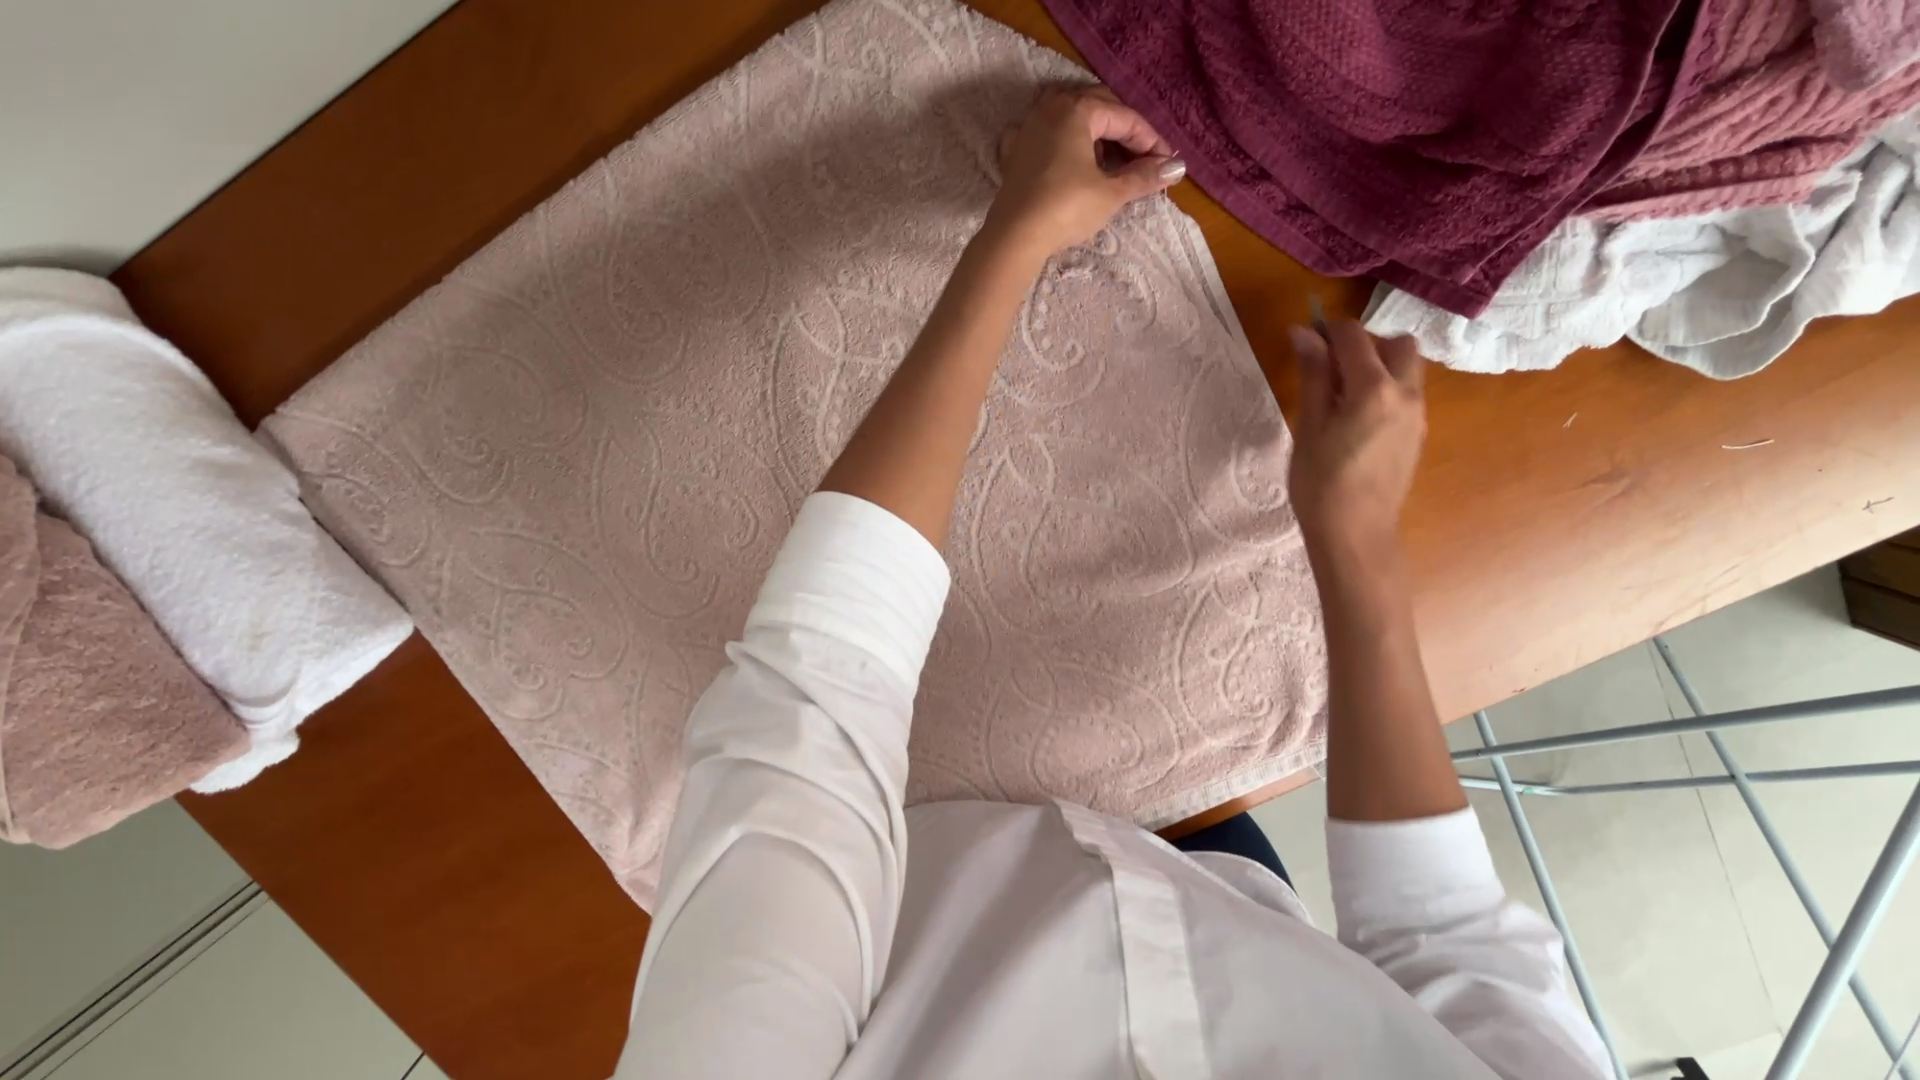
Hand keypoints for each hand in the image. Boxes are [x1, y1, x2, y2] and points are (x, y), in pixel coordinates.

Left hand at [984, 86, 1185, 261]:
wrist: (1014, 236)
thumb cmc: (1066, 208)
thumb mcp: (1111, 193)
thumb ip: (1143, 176)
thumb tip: (1175, 168)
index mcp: (1077, 109)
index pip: (1124, 117)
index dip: (1150, 140)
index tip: (1166, 163)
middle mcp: (1049, 109)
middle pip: (1097, 110)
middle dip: (1123, 132)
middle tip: (1142, 160)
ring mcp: (1026, 129)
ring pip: (1069, 119)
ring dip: (1093, 134)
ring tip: (1110, 161)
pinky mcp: (1012, 154)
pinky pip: (1042, 137)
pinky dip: (1060, 143)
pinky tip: (1065, 156)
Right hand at [1286, 320, 1427, 559]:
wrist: (1355, 533)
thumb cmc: (1320, 483)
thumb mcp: (1309, 426)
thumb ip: (1313, 375)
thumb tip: (1305, 333)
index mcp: (1374, 388)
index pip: (1354, 337)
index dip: (1327, 331)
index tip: (1305, 340)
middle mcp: (1406, 393)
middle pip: (1396, 343)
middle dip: (1364, 344)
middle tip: (1330, 368)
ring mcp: (1418, 414)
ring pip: (1408, 368)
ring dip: (1379, 366)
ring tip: (1342, 396)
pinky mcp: (1418, 433)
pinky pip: (1408, 393)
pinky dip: (1386, 389)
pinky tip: (1356, 419)